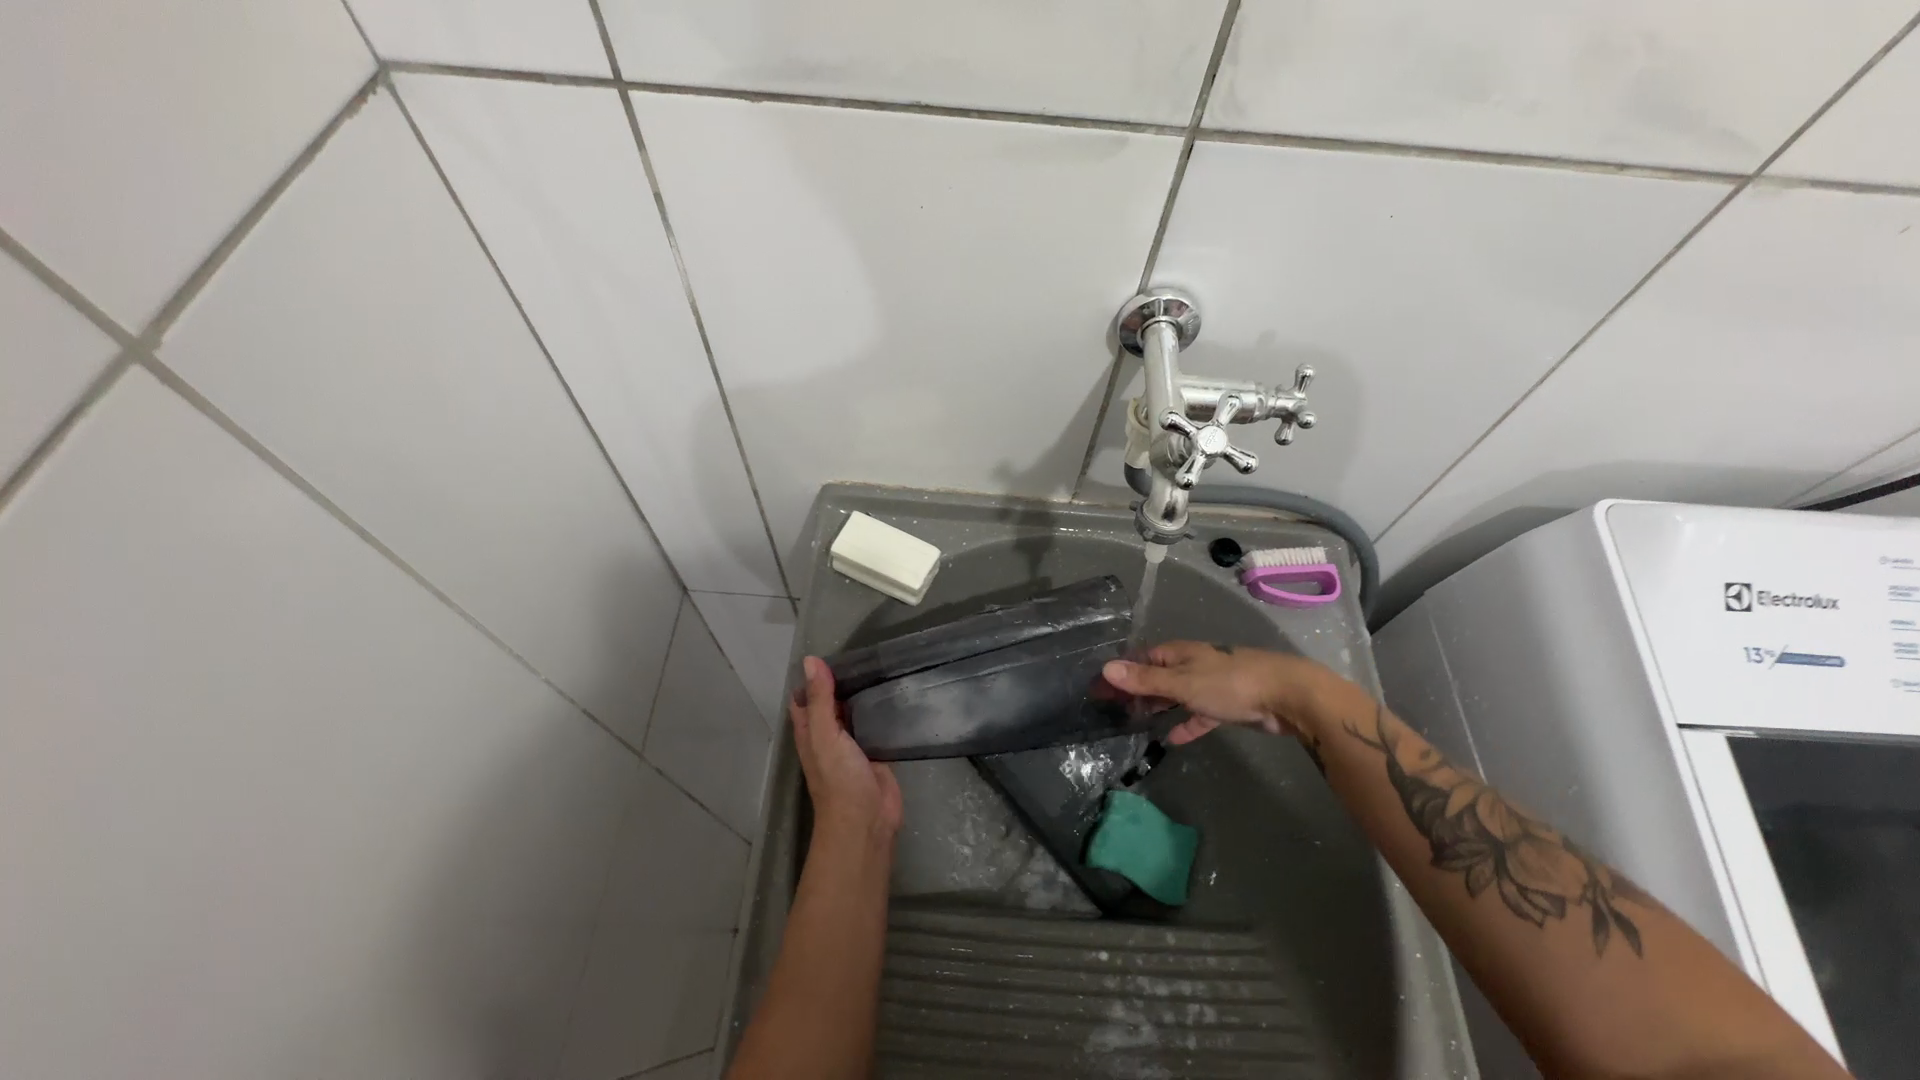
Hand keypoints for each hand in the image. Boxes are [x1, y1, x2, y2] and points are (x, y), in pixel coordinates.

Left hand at [791, 656, 902, 841]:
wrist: (867, 820)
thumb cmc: (838, 779)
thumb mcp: (824, 735)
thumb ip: (820, 699)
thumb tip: (810, 660)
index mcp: (811, 732)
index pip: (806, 698)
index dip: (812, 677)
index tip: (829, 651)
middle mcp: (830, 736)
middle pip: (832, 703)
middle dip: (842, 682)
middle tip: (864, 652)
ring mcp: (854, 745)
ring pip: (856, 713)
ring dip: (864, 695)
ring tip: (882, 665)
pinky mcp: (877, 752)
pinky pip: (877, 726)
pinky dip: (883, 712)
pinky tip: (896, 694)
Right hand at [1101, 642, 1344, 745]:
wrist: (1286, 695)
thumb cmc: (1231, 683)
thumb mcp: (1182, 683)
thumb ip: (1146, 680)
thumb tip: (1106, 668)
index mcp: (1179, 653)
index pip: (1140, 659)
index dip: (1120, 673)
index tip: (1098, 690)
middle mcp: (1192, 665)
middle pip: (1157, 676)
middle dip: (1136, 691)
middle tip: (1112, 710)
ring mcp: (1210, 685)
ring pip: (1176, 695)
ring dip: (1158, 707)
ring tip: (1134, 722)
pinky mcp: (1226, 705)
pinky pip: (1198, 714)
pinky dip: (1185, 724)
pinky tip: (1171, 739)